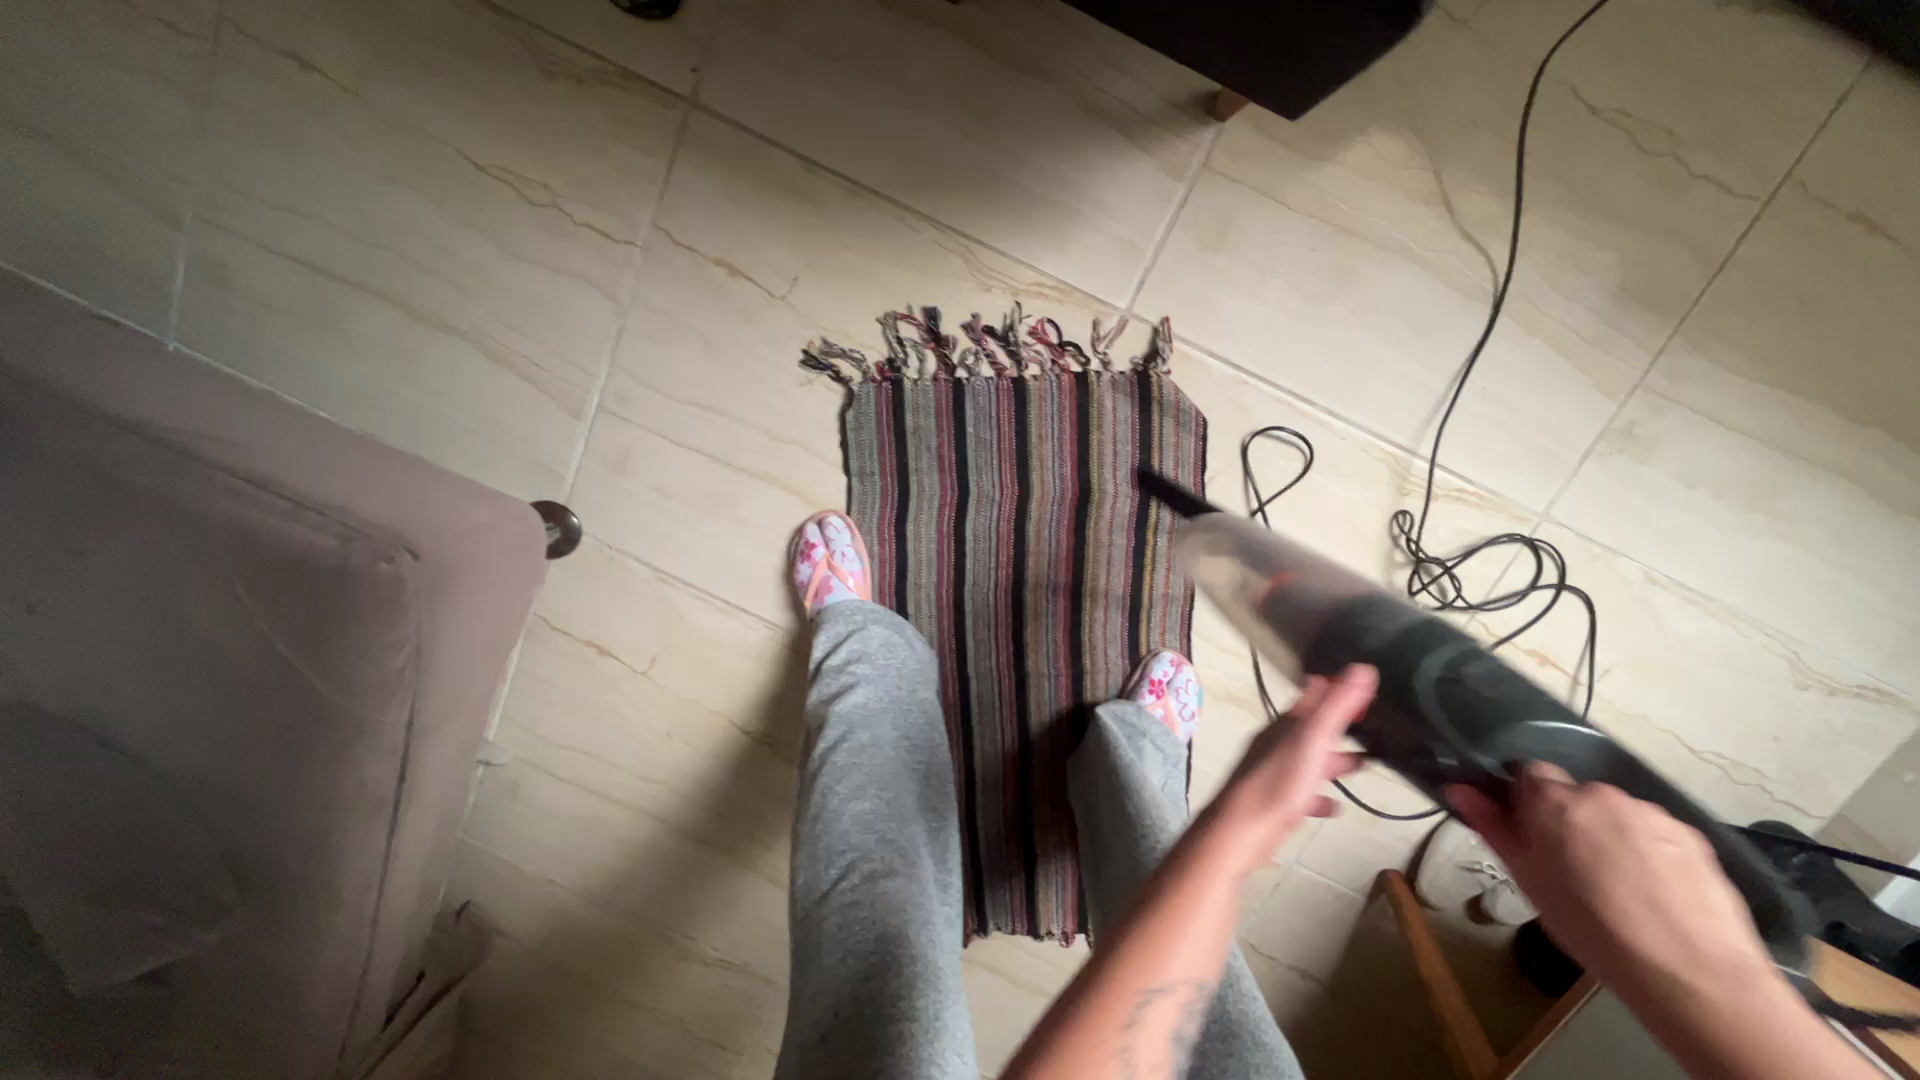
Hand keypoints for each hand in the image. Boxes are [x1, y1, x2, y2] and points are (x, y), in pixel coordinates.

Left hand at [1203, 664, 1375, 867]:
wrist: (1243, 829)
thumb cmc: (1279, 781)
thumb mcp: (1312, 739)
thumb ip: (1336, 707)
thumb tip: (1361, 669)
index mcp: (1284, 726)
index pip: (1312, 700)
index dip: (1335, 692)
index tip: (1361, 688)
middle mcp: (1276, 745)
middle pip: (1311, 732)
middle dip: (1338, 731)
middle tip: (1370, 731)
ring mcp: (1274, 773)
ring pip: (1308, 761)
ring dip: (1333, 762)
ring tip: (1362, 766)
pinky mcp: (1274, 802)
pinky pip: (1302, 794)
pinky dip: (1320, 797)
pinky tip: (1335, 807)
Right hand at [1447, 763, 1776, 999]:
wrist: (1689, 971)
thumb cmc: (1589, 925)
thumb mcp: (1527, 878)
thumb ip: (1492, 826)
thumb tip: (1458, 789)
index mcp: (1554, 800)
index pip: (1529, 772)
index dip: (1526, 799)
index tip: (1530, 832)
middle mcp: (1602, 794)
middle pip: (1576, 795)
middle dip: (1571, 820)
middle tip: (1571, 865)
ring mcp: (1652, 813)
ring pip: (1617, 814)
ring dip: (1611, 835)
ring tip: (1619, 884)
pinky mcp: (1694, 837)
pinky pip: (1656, 833)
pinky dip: (1649, 852)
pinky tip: (1654, 891)